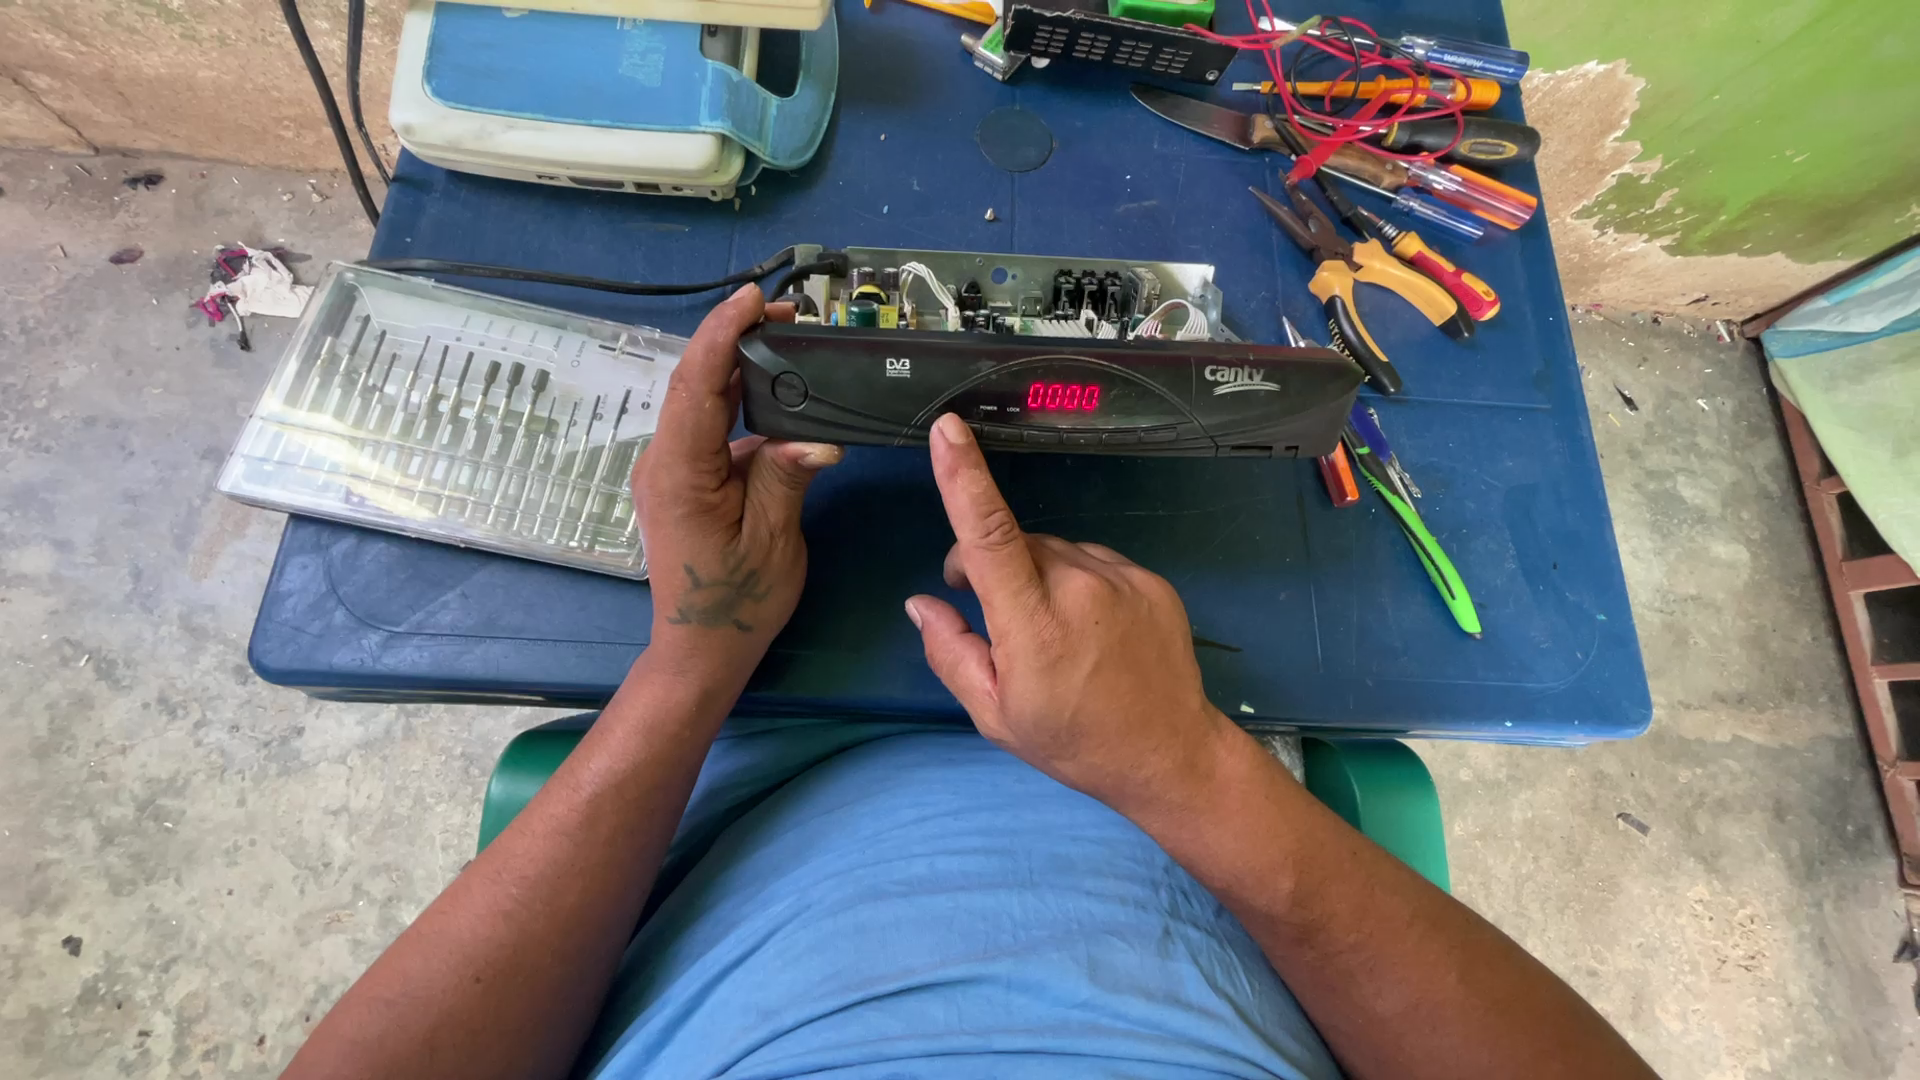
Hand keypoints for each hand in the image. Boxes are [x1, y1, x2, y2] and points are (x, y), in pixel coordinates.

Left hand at [632, 284, 841, 686]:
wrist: (701, 648)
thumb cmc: (737, 602)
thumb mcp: (772, 540)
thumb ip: (787, 478)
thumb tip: (819, 437)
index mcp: (680, 471)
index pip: (697, 384)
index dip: (723, 334)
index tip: (755, 299)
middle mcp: (665, 461)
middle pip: (696, 384)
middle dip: (737, 343)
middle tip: (791, 319)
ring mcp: (672, 470)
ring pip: (703, 405)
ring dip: (741, 372)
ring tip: (790, 346)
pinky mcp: (686, 481)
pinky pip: (711, 430)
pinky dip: (742, 406)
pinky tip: (778, 399)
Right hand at [904, 413, 1238, 813]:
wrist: (1171, 754)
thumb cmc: (1073, 741)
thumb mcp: (995, 715)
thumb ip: (950, 653)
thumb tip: (922, 601)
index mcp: (1035, 625)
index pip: (990, 536)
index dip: (964, 478)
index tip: (948, 430)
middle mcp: (1080, 587)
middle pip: (1016, 543)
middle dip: (992, 566)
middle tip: (1000, 623)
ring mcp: (1122, 577)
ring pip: (1054, 549)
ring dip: (1037, 573)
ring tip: (1056, 632)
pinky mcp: (1149, 578)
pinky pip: (1093, 560)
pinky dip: (1077, 581)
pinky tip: (1091, 626)